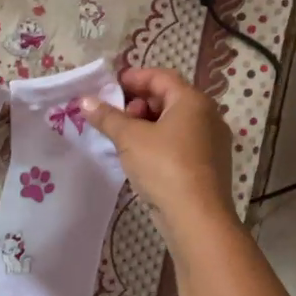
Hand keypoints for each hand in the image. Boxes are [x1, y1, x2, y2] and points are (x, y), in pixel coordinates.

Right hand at [83, 68, 233, 235]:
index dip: (132, 78)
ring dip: (145, 123)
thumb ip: (106, 116)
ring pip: (173, 121)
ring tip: (120, 136)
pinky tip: (137, 155)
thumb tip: (85, 100)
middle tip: (113, 115)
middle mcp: (207, 116)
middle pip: (167, 97)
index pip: (160, 76)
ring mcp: (211, 141)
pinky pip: (179, 141)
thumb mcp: (129, 137)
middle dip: (137, 103)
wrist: (197, 218)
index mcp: (192, 101)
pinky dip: (157, 141)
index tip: (107, 88)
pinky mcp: (207, 164)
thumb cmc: (164, 166)